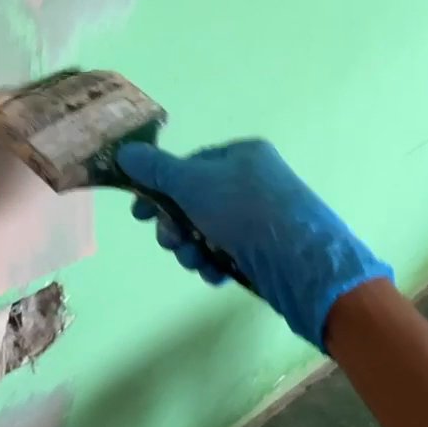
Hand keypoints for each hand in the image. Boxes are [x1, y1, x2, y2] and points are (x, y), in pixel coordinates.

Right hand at [117, 139, 391, 346]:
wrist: (303, 265)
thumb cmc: (245, 211)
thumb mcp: (192, 183)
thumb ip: (155, 169)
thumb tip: (124, 152)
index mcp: (241, 156)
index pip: (188, 166)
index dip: (159, 189)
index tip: (140, 215)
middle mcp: (253, 182)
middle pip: (193, 202)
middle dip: (176, 226)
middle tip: (171, 242)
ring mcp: (262, 218)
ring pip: (207, 232)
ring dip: (192, 249)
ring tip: (196, 261)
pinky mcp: (267, 250)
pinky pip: (228, 253)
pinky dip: (215, 264)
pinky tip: (216, 274)